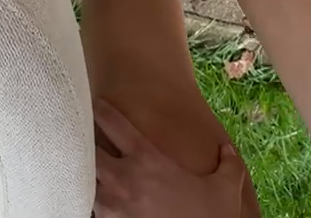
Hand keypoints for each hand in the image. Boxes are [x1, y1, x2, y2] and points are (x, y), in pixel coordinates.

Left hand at [94, 99, 248, 217]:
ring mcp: (115, 206)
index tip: (95, 103)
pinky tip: (93, 200)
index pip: (112, 122)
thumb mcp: (225, 189)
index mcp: (147, 159)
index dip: (101, 110)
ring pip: (85, 182)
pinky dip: (90, 204)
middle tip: (83, 136)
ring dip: (85, 175)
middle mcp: (125, 179)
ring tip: (82, 168)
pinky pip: (90, 211)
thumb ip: (227, 166)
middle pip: (88, 150)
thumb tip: (227, 149)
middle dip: (84, 142)